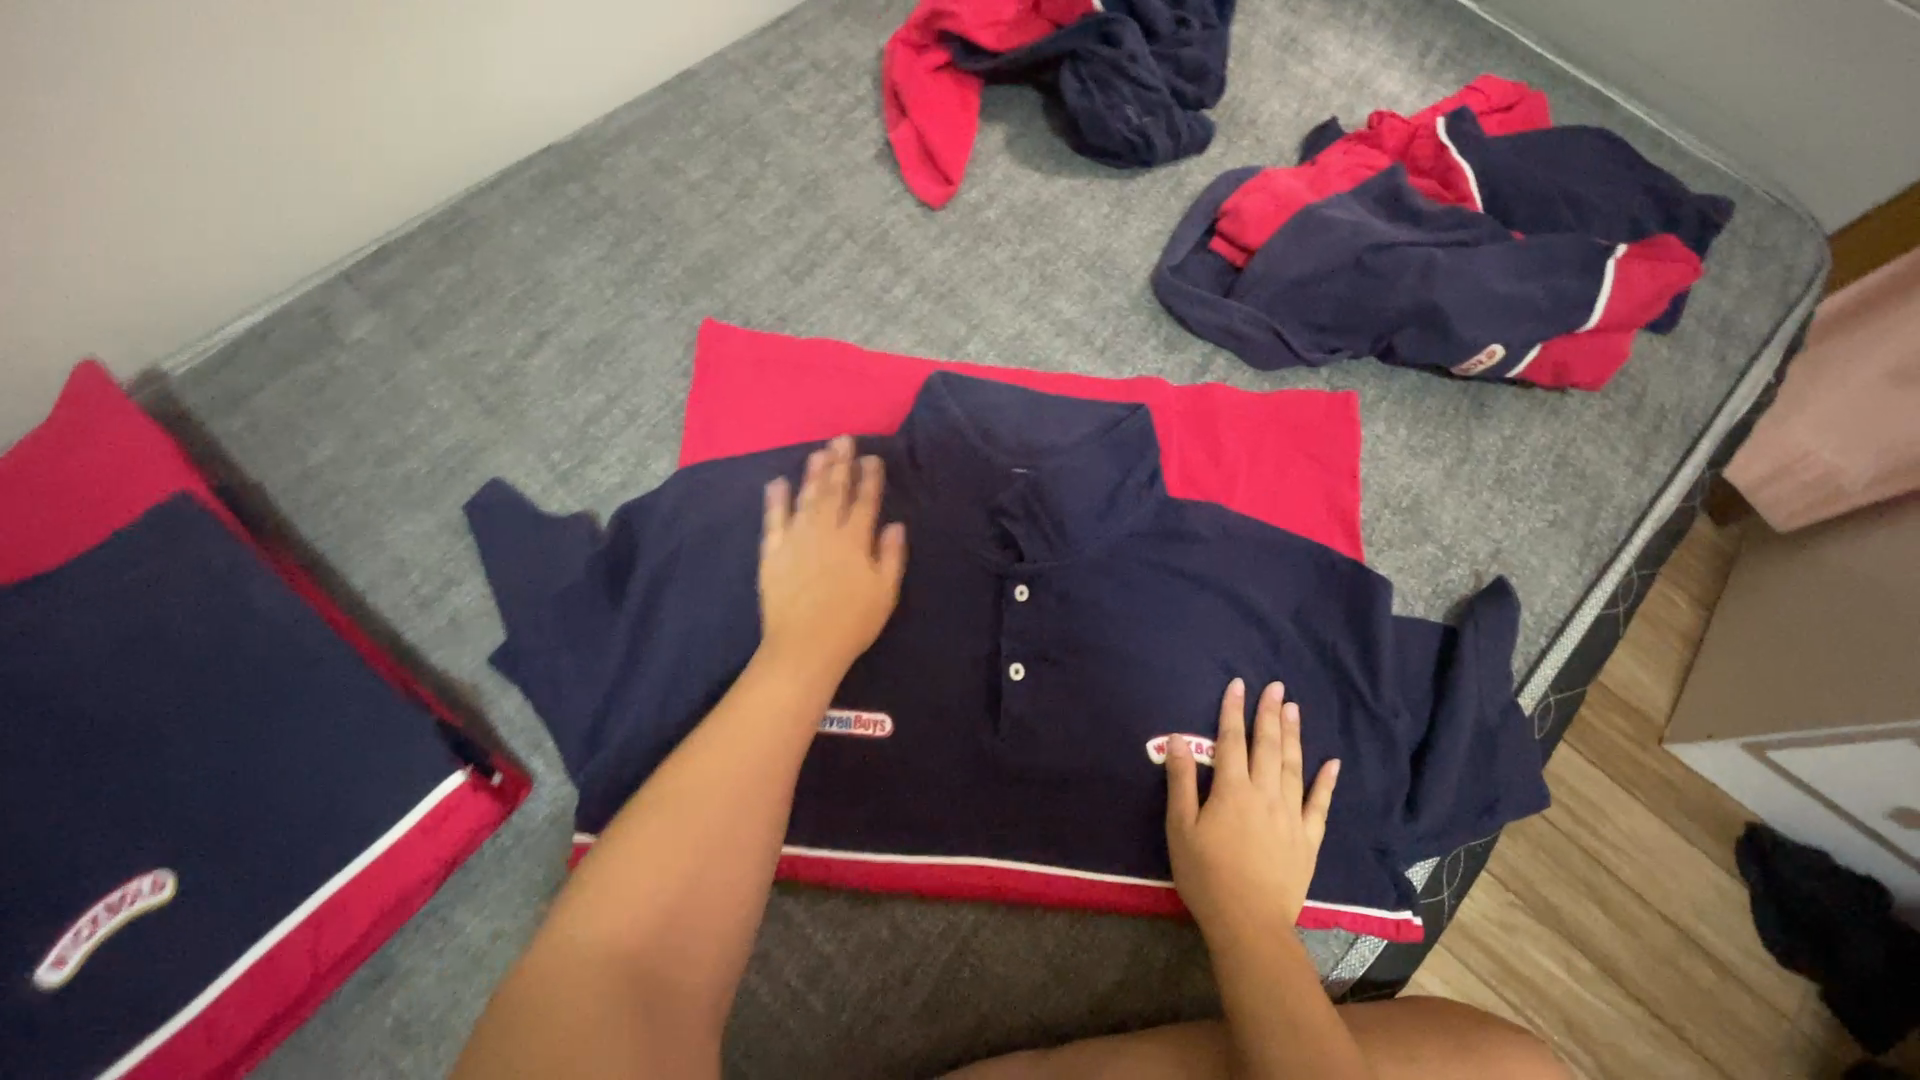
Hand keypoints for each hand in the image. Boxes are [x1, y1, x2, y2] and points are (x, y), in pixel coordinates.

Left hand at [757, 436, 907, 681]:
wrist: (804, 646)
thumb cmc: (853, 623)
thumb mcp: (885, 593)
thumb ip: (891, 555)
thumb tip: (895, 524)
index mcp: (855, 540)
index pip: (865, 501)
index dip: (869, 478)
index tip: (872, 458)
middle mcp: (825, 532)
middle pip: (834, 490)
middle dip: (840, 463)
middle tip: (843, 440)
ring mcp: (796, 539)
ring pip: (806, 498)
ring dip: (813, 473)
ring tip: (819, 452)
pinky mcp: (772, 552)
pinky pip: (773, 519)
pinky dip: (776, 499)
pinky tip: (777, 482)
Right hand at [1165, 679, 1339, 943]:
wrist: (1249, 923)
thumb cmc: (1205, 875)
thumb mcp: (1180, 828)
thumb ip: (1181, 781)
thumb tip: (1178, 739)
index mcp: (1232, 790)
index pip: (1231, 741)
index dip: (1233, 711)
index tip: (1238, 684)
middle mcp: (1265, 794)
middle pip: (1267, 746)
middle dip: (1269, 714)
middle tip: (1276, 687)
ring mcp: (1291, 816)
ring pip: (1293, 766)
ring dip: (1293, 736)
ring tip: (1294, 709)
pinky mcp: (1308, 839)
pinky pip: (1320, 804)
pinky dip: (1326, 782)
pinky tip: (1332, 763)